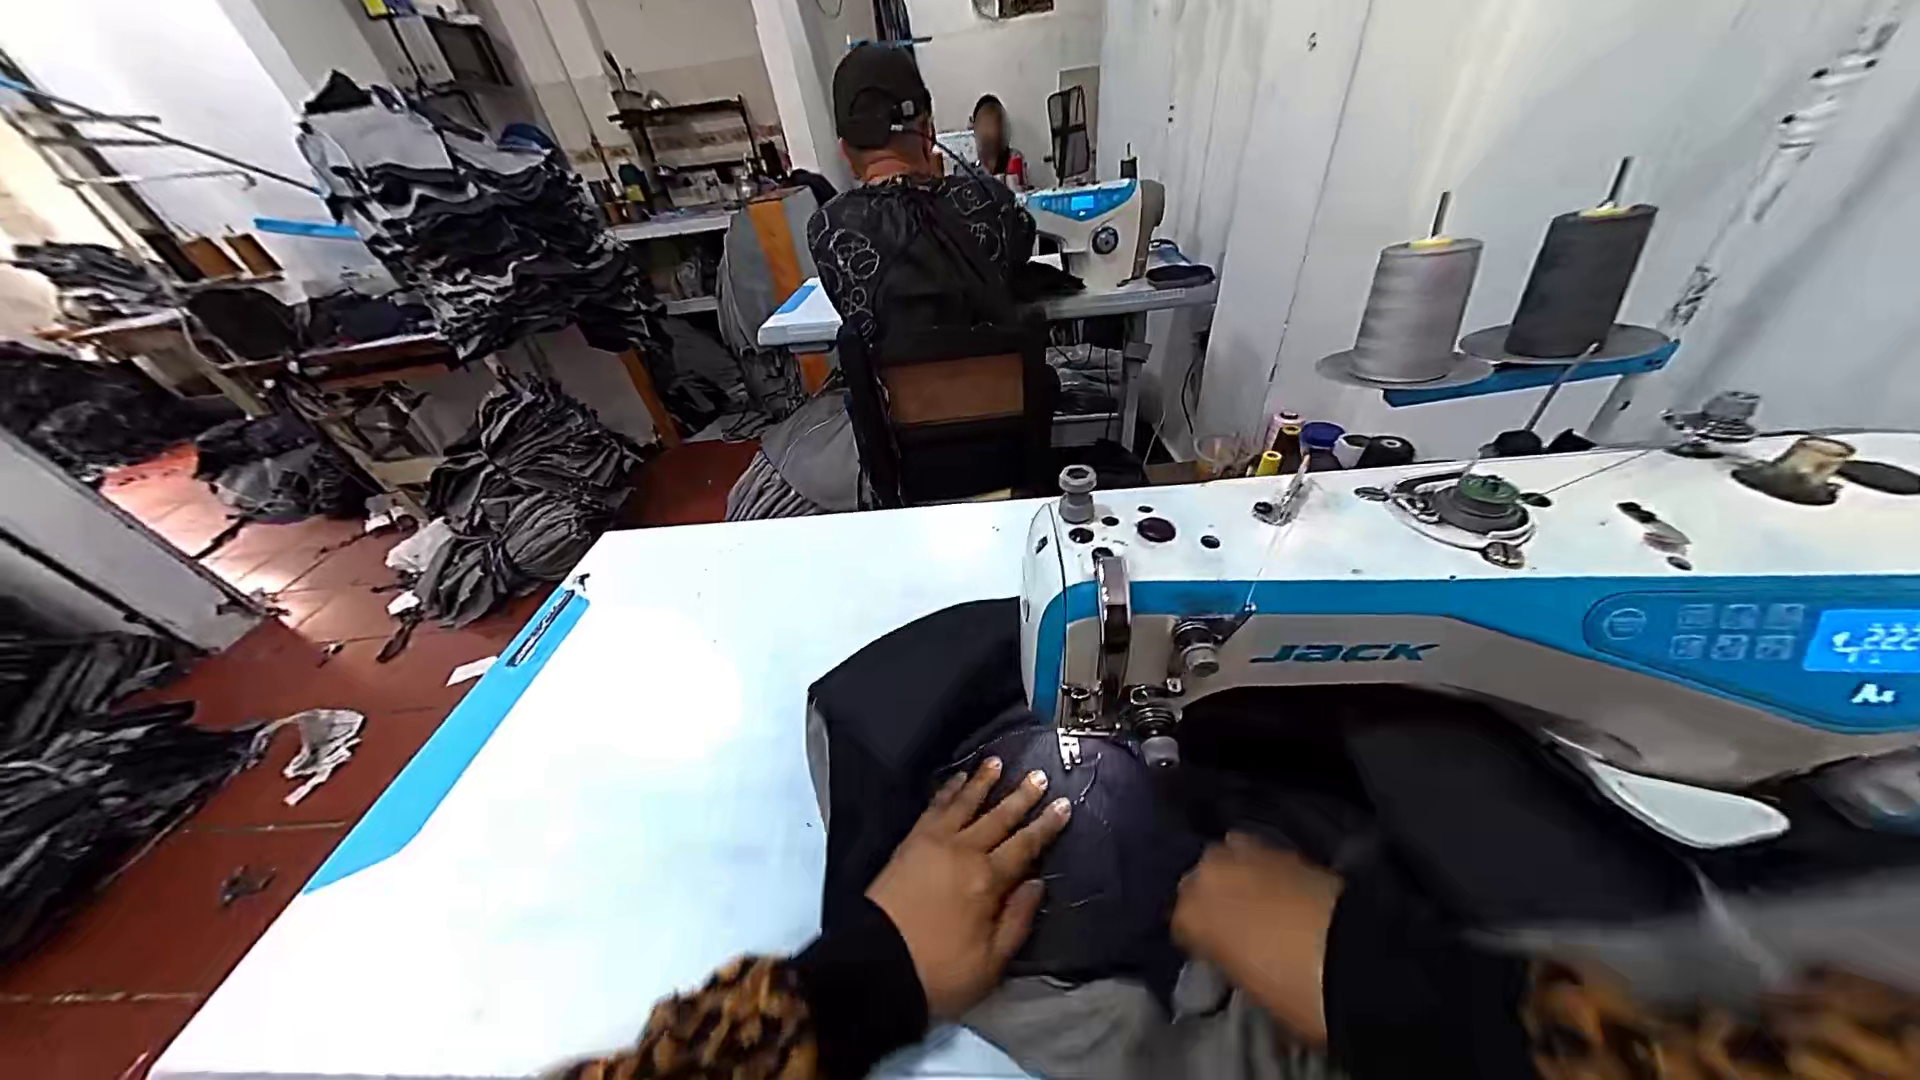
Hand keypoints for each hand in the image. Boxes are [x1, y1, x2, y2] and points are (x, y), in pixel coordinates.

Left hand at [867, 757, 1071, 1018]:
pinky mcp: (913, 839)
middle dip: (1022, 796)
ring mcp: (935, 840)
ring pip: (966, 803)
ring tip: (998, 761)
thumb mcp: (990, 963)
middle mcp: (964, 850)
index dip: (1046, 826)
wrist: (876, 963)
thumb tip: (1037, 883)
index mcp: (987, 880)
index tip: (1063, 804)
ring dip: (984, 781)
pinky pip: (936, 806)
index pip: (1024, 846)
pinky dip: (949, 790)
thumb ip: (1018, 919)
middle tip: (1038, 775)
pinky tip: (958, 779)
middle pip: (999, 817)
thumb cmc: (939, 969)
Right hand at [1172, 833, 1343, 1042]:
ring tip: (1252, 896)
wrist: (1356, 954)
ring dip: (1232, 873)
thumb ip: (1228, 958)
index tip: (1213, 953)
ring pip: (1223, 858)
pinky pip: (1255, 852)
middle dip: (1209, 898)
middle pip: (1196, 882)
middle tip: (1232, 924)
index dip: (1197, 939)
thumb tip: (1232, 953)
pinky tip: (1275, 884)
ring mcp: (1241, 853)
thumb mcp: (1252, 987)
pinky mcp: (1276, 846)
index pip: (1179, 923)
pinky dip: (1259, 866)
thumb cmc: (1296, 989)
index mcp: (1192, 912)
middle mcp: (1207, 873)